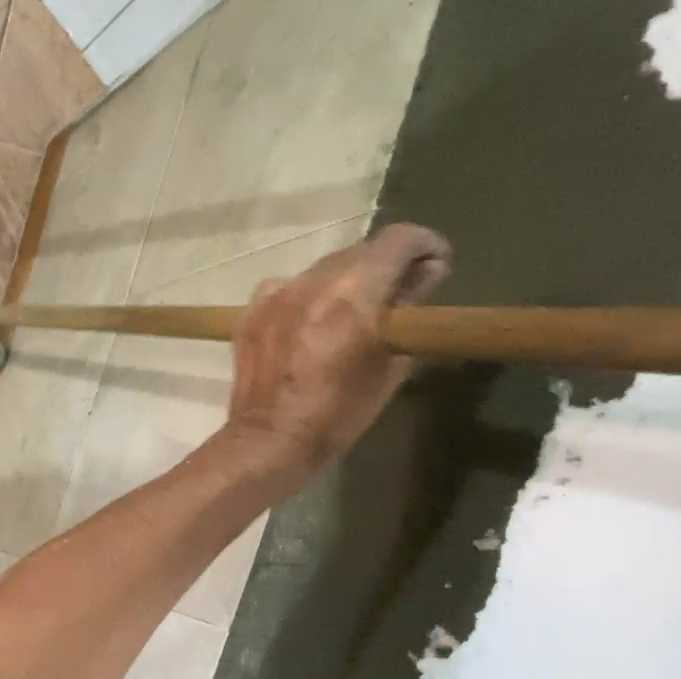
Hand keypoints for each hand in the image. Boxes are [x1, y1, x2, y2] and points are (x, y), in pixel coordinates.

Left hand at [222, 223, 452, 477]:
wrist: (270, 438)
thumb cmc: (340, 409)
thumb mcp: (393, 361)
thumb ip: (408, 309)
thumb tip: (423, 276)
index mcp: (354, 290)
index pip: (399, 238)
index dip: (424, 246)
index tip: (432, 268)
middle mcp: (310, 282)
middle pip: (357, 252)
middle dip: (382, 267)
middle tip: (393, 297)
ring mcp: (273, 296)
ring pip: (319, 270)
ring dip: (341, 282)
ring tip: (348, 314)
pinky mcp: (248, 314)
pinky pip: (284, 290)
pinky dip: (303, 298)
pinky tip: (307, 324)